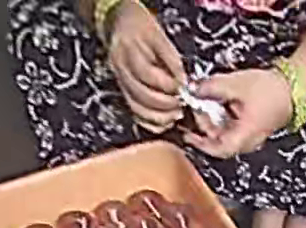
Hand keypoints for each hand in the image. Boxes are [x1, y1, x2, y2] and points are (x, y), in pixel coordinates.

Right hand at [105, 0, 185, 132]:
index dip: (168, 84)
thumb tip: (184, 82)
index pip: (147, 74)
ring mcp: (121, 83)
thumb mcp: (158, 34)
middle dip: (166, 103)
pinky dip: (154, 123)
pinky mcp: (125, 94)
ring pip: (139, 109)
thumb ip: (171, 59)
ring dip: (161, 117)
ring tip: (176, 113)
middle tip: (181, 102)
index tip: (182, 86)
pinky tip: (166, 120)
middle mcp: (121, 68)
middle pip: (143, 95)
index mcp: (128, 50)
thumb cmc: (141, 29)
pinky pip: (138, 116)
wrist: (121, 25)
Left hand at [182, 69, 292, 158]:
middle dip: (205, 126)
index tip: (188, 135)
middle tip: (196, 106)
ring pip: (224, 137)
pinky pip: (231, 131)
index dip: (201, 145)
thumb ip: (212, 88)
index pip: (219, 149)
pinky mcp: (250, 132)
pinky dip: (221, 120)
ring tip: (207, 102)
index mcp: (244, 136)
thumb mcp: (236, 84)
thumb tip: (193, 89)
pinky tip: (219, 105)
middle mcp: (246, 143)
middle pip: (218, 143)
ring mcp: (249, 139)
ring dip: (212, 122)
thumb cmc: (269, 90)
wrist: (291, 90)